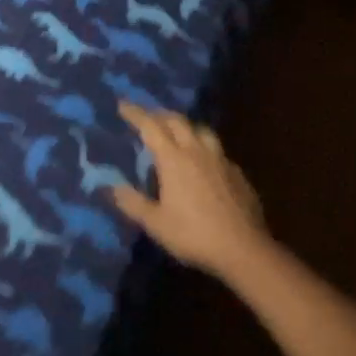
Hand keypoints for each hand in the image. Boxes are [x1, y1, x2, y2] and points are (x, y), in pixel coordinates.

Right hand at [108, 101, 269, 273]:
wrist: (245, 251)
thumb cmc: (194, 234)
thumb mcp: (155, 223)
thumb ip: (132, 203)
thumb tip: (110, 187)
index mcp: (173, 159)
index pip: (150, 126)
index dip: (135, 113)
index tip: (122, 104)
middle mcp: (196, 151)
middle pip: (177, 121)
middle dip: (159, 114)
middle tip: (148, 117)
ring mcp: (220, 161)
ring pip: (202, 131)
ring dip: (186, 127)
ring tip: (178, 133)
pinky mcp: (238, 174)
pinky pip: (218, 152)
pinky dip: (206, 149)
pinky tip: (206, 163)